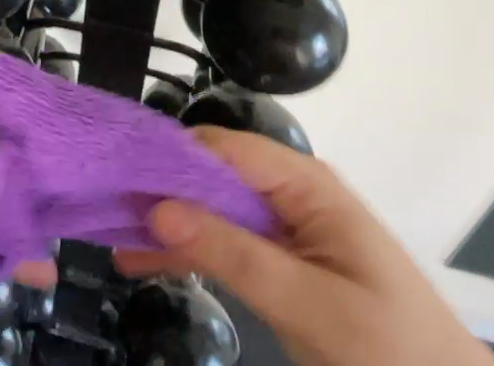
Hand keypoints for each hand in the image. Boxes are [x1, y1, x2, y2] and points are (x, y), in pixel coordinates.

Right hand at [115, 128, 493, 365]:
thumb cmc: (393, 351)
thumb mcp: (313, 306)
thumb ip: (236, 254)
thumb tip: (158, 207)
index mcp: (305, 184)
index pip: (221, 148)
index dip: (167, 157)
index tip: (116, 178)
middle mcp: (287, 193)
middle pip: (208, 174)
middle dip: (157, 189)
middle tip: (100, 209)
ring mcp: (280, 227)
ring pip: (207, 208)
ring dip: (162, 223)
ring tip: (107, 237)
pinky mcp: (275, 261)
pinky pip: (219, 242)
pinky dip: (181, 250)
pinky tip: (138, 261)